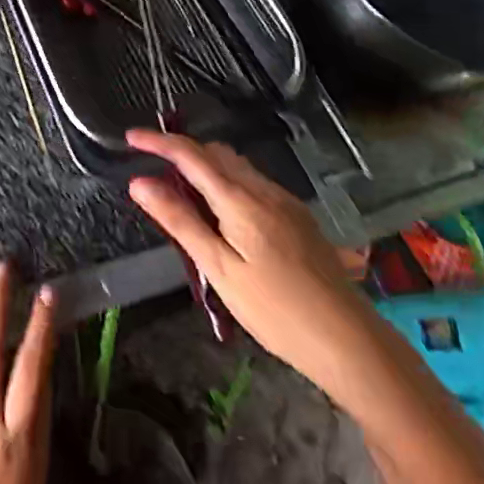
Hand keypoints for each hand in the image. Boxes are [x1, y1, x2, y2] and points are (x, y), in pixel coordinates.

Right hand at [124, 131, 386, 405]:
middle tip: (151, 166)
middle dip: (181, 150)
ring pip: (237, 167)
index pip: (191, 155)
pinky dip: (226, 182)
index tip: (129, 138)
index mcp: (241, 201)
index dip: (157, 142)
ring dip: (204, 166)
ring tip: (179, 190)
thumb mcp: (218, 268)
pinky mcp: (299, 220)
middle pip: (216, 153)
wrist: (353, 345)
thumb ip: (179, 221)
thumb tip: (139, 182)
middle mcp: (266, 192)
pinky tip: (219, 212)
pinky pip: (254, 184)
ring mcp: (287, 205)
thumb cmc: (277, 311)